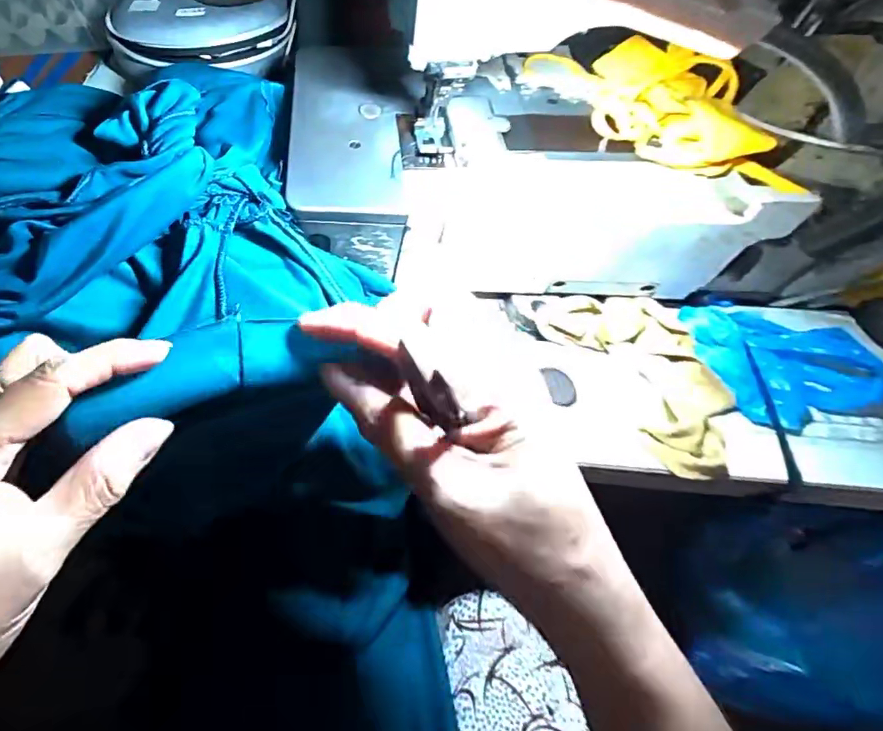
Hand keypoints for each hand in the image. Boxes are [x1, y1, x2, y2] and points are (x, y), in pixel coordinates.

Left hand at [0, 335, 174, 730]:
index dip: (110, 359)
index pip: (49, 380)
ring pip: (17, 376)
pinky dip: (52, 398)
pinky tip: (79, 420)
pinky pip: (11, 403)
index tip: (163, 353)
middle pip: (27, 362)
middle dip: (87, 360)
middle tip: (139, 382)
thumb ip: (100, 480)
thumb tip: (159, 425)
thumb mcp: (42, 549)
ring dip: (70, 376)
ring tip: (119, 395)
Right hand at [298, 295, 623, 608]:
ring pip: (436, 327)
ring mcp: (501, 375)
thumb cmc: (514, 540)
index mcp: (489, 383)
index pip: (411, 331)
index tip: (308, 328)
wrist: (575, 575)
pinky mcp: (495, 392)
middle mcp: (499, 363)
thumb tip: (333, 371)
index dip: (355, 323)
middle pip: (431, 306)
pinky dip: (408, 363)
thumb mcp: (441, 487)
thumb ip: (387, 424)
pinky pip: (444, 357)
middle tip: (347, 360)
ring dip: (392, 338)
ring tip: (360, 371)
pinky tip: (389, 390)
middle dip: (381, 320)